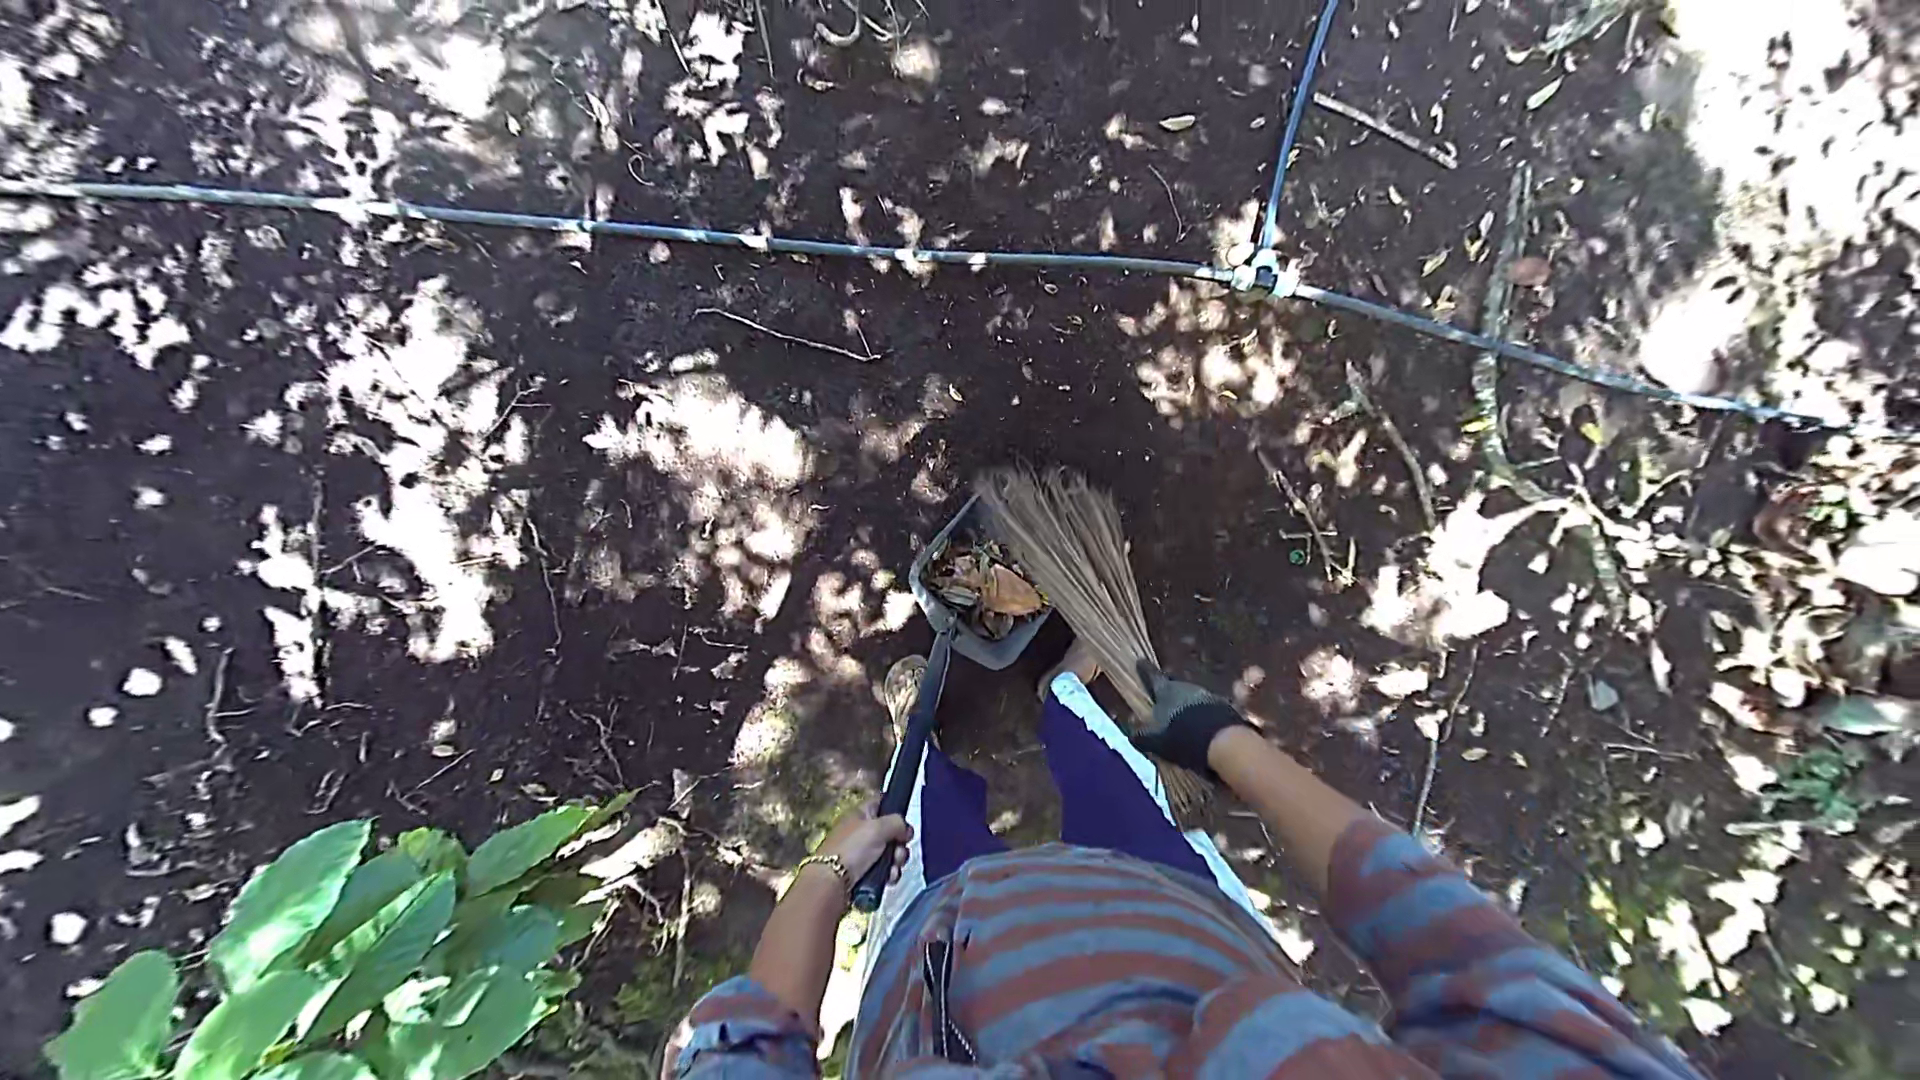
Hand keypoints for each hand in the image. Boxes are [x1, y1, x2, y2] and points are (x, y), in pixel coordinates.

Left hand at [816, 803, 912, 883]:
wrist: (831, 884)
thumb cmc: (853, 849)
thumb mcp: (878, 828)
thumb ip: (897, 822)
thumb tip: (906, 829)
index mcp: (861, 813)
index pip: (883, 804)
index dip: (895, 811)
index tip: (904, 825)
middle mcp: (862, 831)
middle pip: (891, 832)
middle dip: (900, 844)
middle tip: (898, 852)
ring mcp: (862, 853)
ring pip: (890, 853)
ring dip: (896, 861)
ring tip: (892, 869)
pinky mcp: (864, 873)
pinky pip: (884, 870)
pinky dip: (889, 874)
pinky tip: (888, 879)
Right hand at [1131, 661, 1253, 779]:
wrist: (1224, 742)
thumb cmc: (1183, 736)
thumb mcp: (1157, 741)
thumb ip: (1143, 737)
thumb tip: (1131, 735)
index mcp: (1166, 691)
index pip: (1152, 677)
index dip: (1145, 670)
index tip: (1140, 661)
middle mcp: (1186, 687)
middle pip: (1173, 686)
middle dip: (1167, 691)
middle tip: (1161, 698)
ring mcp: (1207, 695)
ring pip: (1192, 696)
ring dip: (1186, 704)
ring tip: (1182, 718)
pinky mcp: (1225, 707)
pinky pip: (1208, 708)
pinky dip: (1202, 714)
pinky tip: (1202, 728)